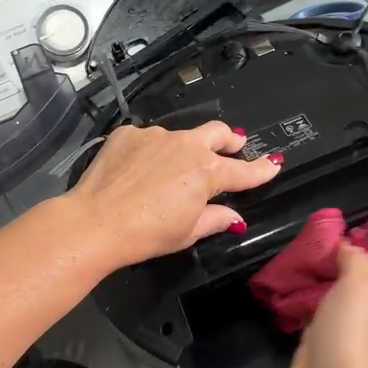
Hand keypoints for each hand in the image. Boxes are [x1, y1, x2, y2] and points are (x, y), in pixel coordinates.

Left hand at [63, 122, 280, 268]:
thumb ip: (215, 218)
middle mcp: (185, 145)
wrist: (94, 222)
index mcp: (207, 171)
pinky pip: (147, 139)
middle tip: (234, 145)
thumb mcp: (187, 232)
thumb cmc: (146, 235)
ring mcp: (155, 135)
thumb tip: (234, 216)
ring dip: (182, 150)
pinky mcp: (127, 134)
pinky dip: (150, 152)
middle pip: (217, 133)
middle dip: (229, 139)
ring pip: (178, 137)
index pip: (243, 171)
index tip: (273, 164)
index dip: (261, 169)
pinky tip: (137, 171)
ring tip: (169, 172)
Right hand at [284, 226, 367, 367]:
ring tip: (300, 244)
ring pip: (336, 284)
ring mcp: (347, 324)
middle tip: (317, 223)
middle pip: (362, 265)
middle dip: (343, 243)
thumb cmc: (351, 345)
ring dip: (320, 266)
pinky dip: (304, 290)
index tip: (358, 206)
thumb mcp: (359, 289)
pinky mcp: (321, 338)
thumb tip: (349, 244)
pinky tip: (289, 278)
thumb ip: (356, 259)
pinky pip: (314, 304)